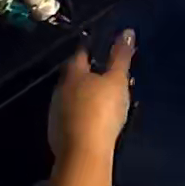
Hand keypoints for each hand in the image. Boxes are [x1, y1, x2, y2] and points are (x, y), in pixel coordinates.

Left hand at [49, 29, 134, 162]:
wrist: (83, 154)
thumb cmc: (102, 110)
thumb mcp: (117, 80)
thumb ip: (121, 56)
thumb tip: (127, 31)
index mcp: (73, 74)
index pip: (80, 54)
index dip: (91, 49)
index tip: (102, 47)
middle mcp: (60, 90)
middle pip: (74, 76)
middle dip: (89, 73)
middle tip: (108, 74)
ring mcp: (56, 113)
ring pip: (72, 97)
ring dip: (86, 95)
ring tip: (105, 98)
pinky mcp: (58, 134)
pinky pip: (72, 116)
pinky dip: (84, 113)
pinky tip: (96, 120)